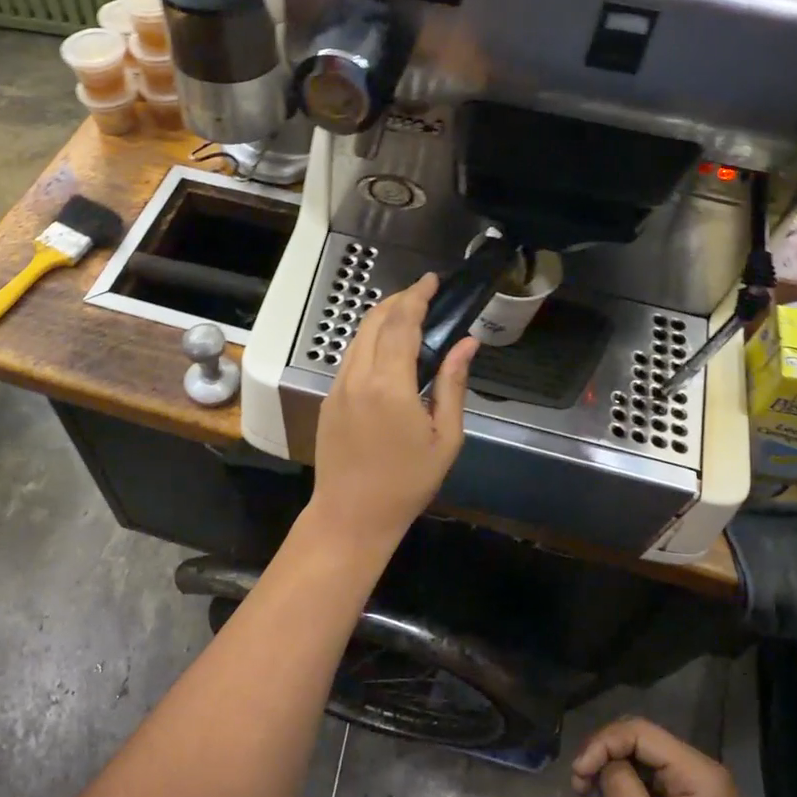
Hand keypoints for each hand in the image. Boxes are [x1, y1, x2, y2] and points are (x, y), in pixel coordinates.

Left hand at [311, 273, 478, 544]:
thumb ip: (454, 385)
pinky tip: (387, 349)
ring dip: (382, 319)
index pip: (402, 324)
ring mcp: (338, 387)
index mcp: (390, 385)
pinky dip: (369, 341)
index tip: (432, 280)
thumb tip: (467, 343)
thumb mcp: (445, 438)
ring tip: (408, 316)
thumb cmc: (407, 483)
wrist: (351, 515)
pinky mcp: (329, 399)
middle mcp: (358, 377)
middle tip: (424, 294)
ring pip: (358, 337)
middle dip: (399, 300)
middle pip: (374, 321)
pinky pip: (350, 358)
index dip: (417, 296)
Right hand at [572, 718, 744, 796]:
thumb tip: (602, 762)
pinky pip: (648, 785)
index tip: (577, 773)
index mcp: (697, 771)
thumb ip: (622, 789)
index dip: (602, 743)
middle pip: (637, 743)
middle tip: (581, 790)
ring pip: (638, 763)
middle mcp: (698, 768)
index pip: (638, 731)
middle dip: (605, 763)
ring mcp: (694, 786)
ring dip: (615, 786)